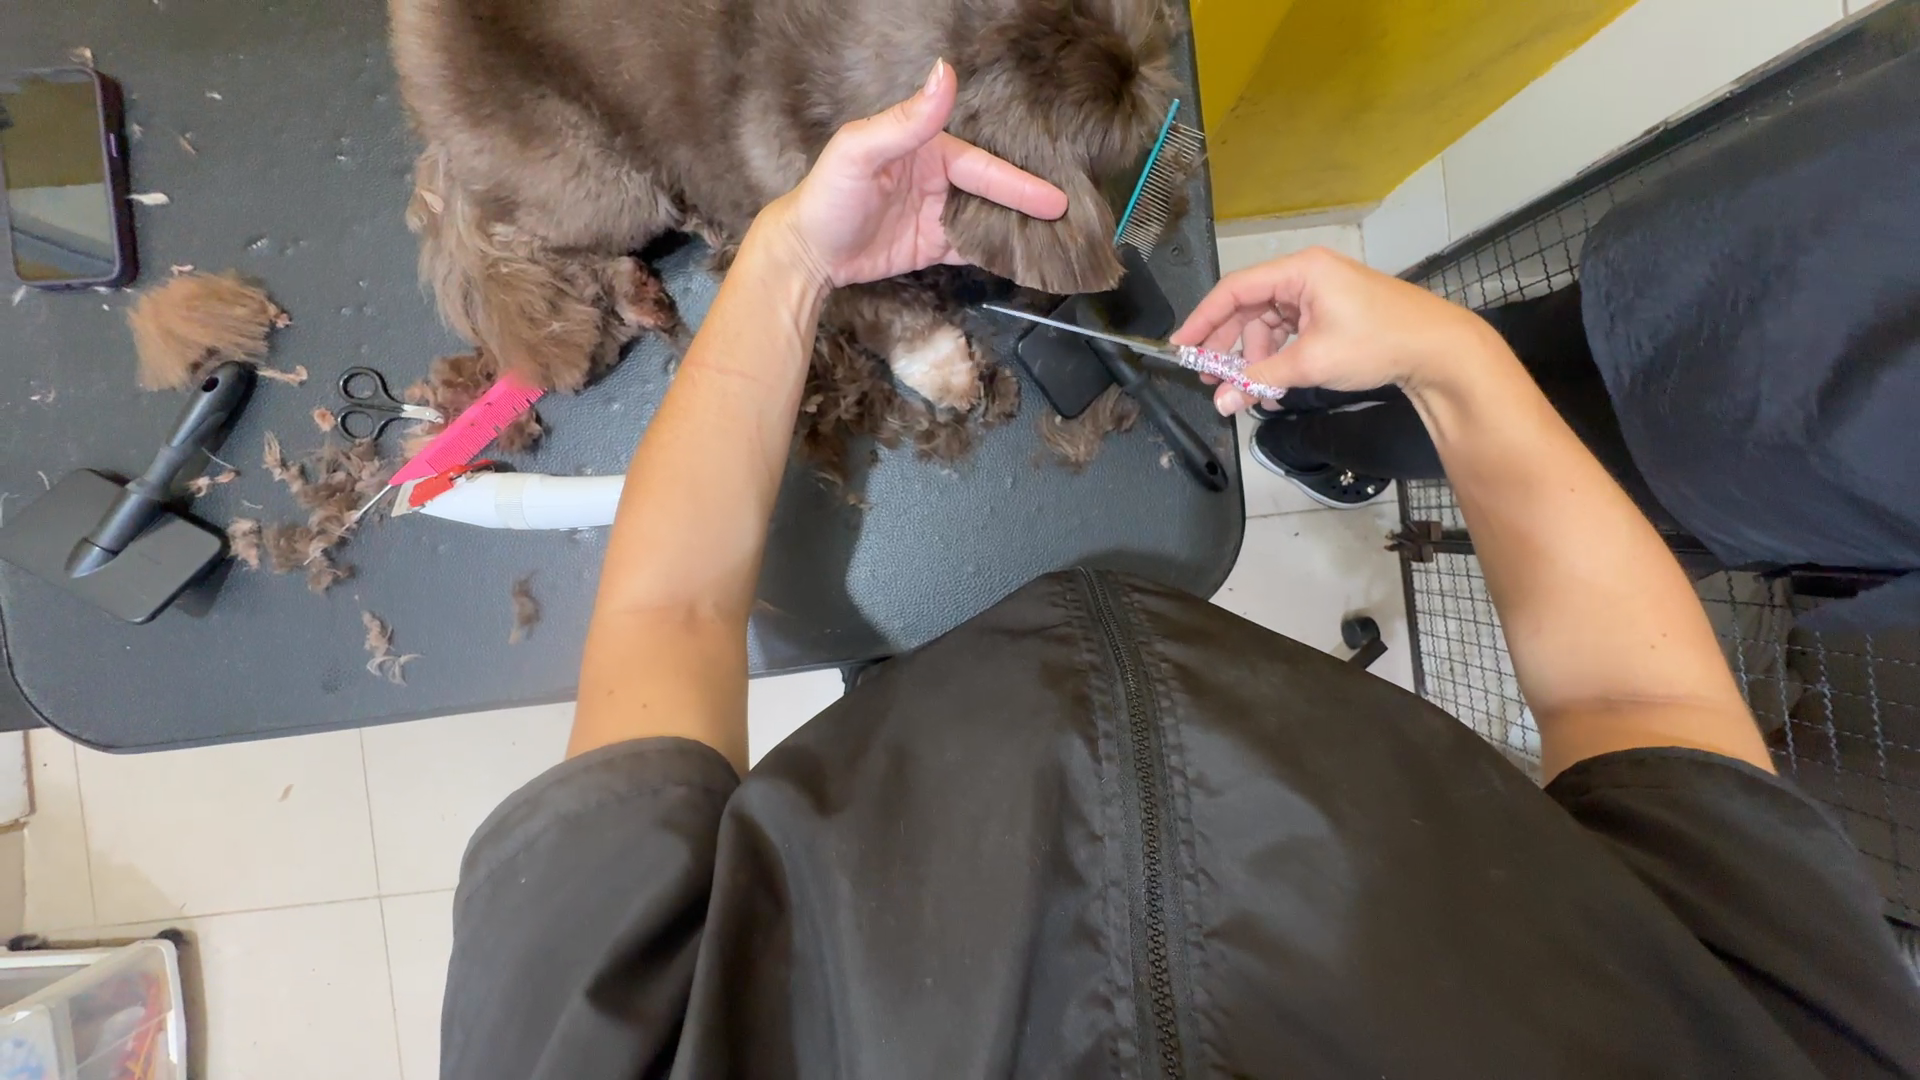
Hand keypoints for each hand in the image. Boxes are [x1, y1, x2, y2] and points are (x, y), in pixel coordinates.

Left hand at [765, 59, 1068, 288]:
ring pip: (986, 220)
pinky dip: (995, 253)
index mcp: (926, 150)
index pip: (981, 167)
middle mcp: (937, 179)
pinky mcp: (931, 246)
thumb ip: (905, 121)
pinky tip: (1020, 260)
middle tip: (1070, 220)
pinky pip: (970, 248)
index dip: (1018, 183)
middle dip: (1029, 204)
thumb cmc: (828, 195)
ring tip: (1055, 244)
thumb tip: (945, 74)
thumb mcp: (860, 152)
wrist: (808, 252)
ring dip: (1016, 231)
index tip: (1054, 198)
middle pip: (992, 192)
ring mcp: (936, 214)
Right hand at [1171, 247, 1505, 415]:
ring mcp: (1317, 295)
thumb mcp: (1310, 363)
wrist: (1438, 350)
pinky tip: (1271, 387)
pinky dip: (1275, 360)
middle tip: (1207, 376)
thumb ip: (1258, 379)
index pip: (1235, 289)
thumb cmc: (1378, 343)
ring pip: (1266, 326)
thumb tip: (1219, 402)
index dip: (1203, 318)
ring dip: (1253, 360)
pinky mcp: (1327, 313)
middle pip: (1248, 309)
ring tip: (1248, 392)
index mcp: (1301, 271)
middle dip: (1227, 346)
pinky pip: (1286, 335)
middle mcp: (1305, 276)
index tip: (1181, 345)